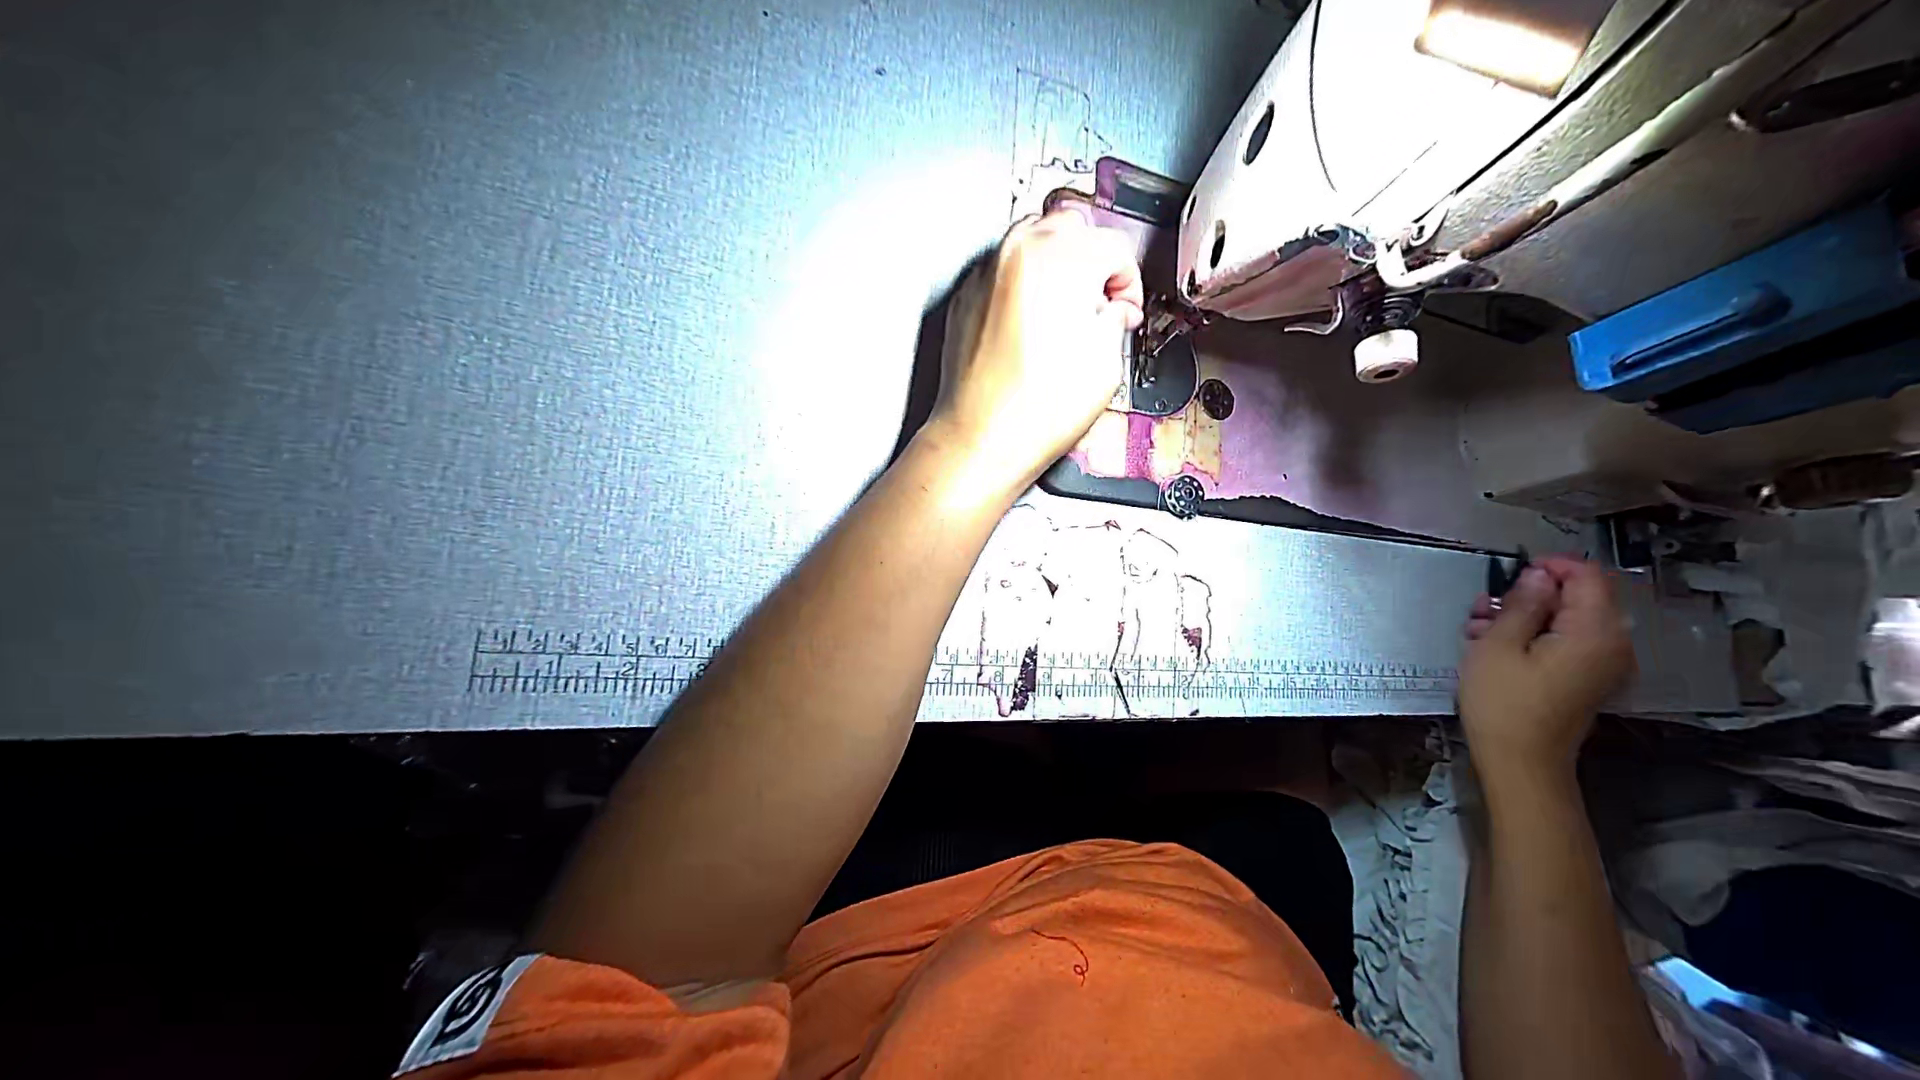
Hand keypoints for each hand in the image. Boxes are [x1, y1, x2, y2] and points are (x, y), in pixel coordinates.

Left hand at [925, 208, 1144, 493]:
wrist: (980, 438)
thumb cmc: (1034, 409)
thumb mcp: (1106, 362)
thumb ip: (1116, 319)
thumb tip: (1113, 312)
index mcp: (1061, 257)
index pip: (1115, 247)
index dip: (1129, 284)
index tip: (1125, 309)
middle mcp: (1018, 253)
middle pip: (1072, 229)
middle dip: (1092, 263)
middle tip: (1100, 304)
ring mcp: (986, 273)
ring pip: (1031, 242)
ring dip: (1055, 266)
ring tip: (1065, 312)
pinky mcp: (966, 297)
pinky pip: (1002, 273)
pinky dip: (1021, 286)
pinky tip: (1031, 324)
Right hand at [1458, 556, 1635, 786]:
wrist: (1521, 762)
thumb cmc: (1503, 701)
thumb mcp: (1498, 645)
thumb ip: (1523, 604)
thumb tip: (1540, 576)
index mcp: (1595, 632)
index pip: (1588, 577)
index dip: (1552, 566)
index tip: (1511, 572)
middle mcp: (1612, 644)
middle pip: (1579, 598)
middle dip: (1531, 594)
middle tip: (1484, 605)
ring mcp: (1603, 664)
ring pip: (1567, 620)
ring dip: (1525, 616)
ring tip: (1479, 627)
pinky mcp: (1587, 679)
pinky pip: (1566, 642)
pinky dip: (1533, 635)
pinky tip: (1495, 646)